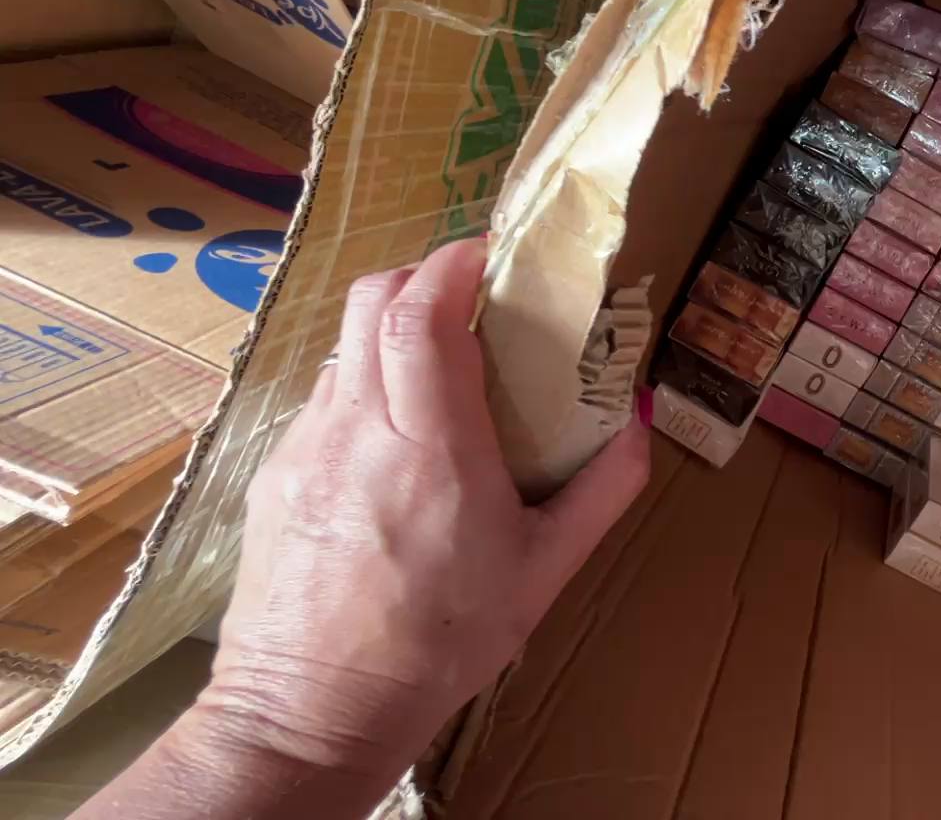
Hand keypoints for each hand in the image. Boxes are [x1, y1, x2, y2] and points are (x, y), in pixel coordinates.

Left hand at [205, 238, 650, 777]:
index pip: (421, 314)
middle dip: (428, 272)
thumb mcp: (551, 565)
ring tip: (455, 348)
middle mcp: (357, 428)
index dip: (457, 263)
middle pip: (372, 302)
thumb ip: (608, 484)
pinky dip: (376, 367)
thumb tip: (638, 417)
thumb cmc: (445, 636)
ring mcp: (305, 446)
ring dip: (401, 318)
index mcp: (431, 444)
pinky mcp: (278, 470)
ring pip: (347, 340)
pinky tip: (410, 416)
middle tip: (484, 289)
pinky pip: (331, 386)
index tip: (500, 251)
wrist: (310, 714)